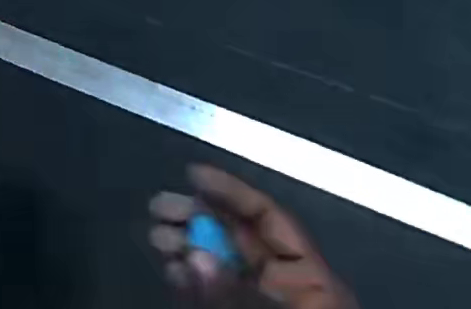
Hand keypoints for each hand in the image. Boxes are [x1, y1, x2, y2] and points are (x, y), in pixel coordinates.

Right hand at [148, 165, 356, 308]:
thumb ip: (239, 296)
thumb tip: (194, 256)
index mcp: (312, 283)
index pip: (271, 220)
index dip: (232, 191)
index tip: (191, 175)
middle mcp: (286, 289)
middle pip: (238, 237)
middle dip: (197, 217)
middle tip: (159, 209)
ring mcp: (260, 308)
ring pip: (219, 263)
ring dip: (186, 245)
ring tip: (158, 238)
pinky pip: (211, 294)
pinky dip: (190, 280)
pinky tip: (172, 270)